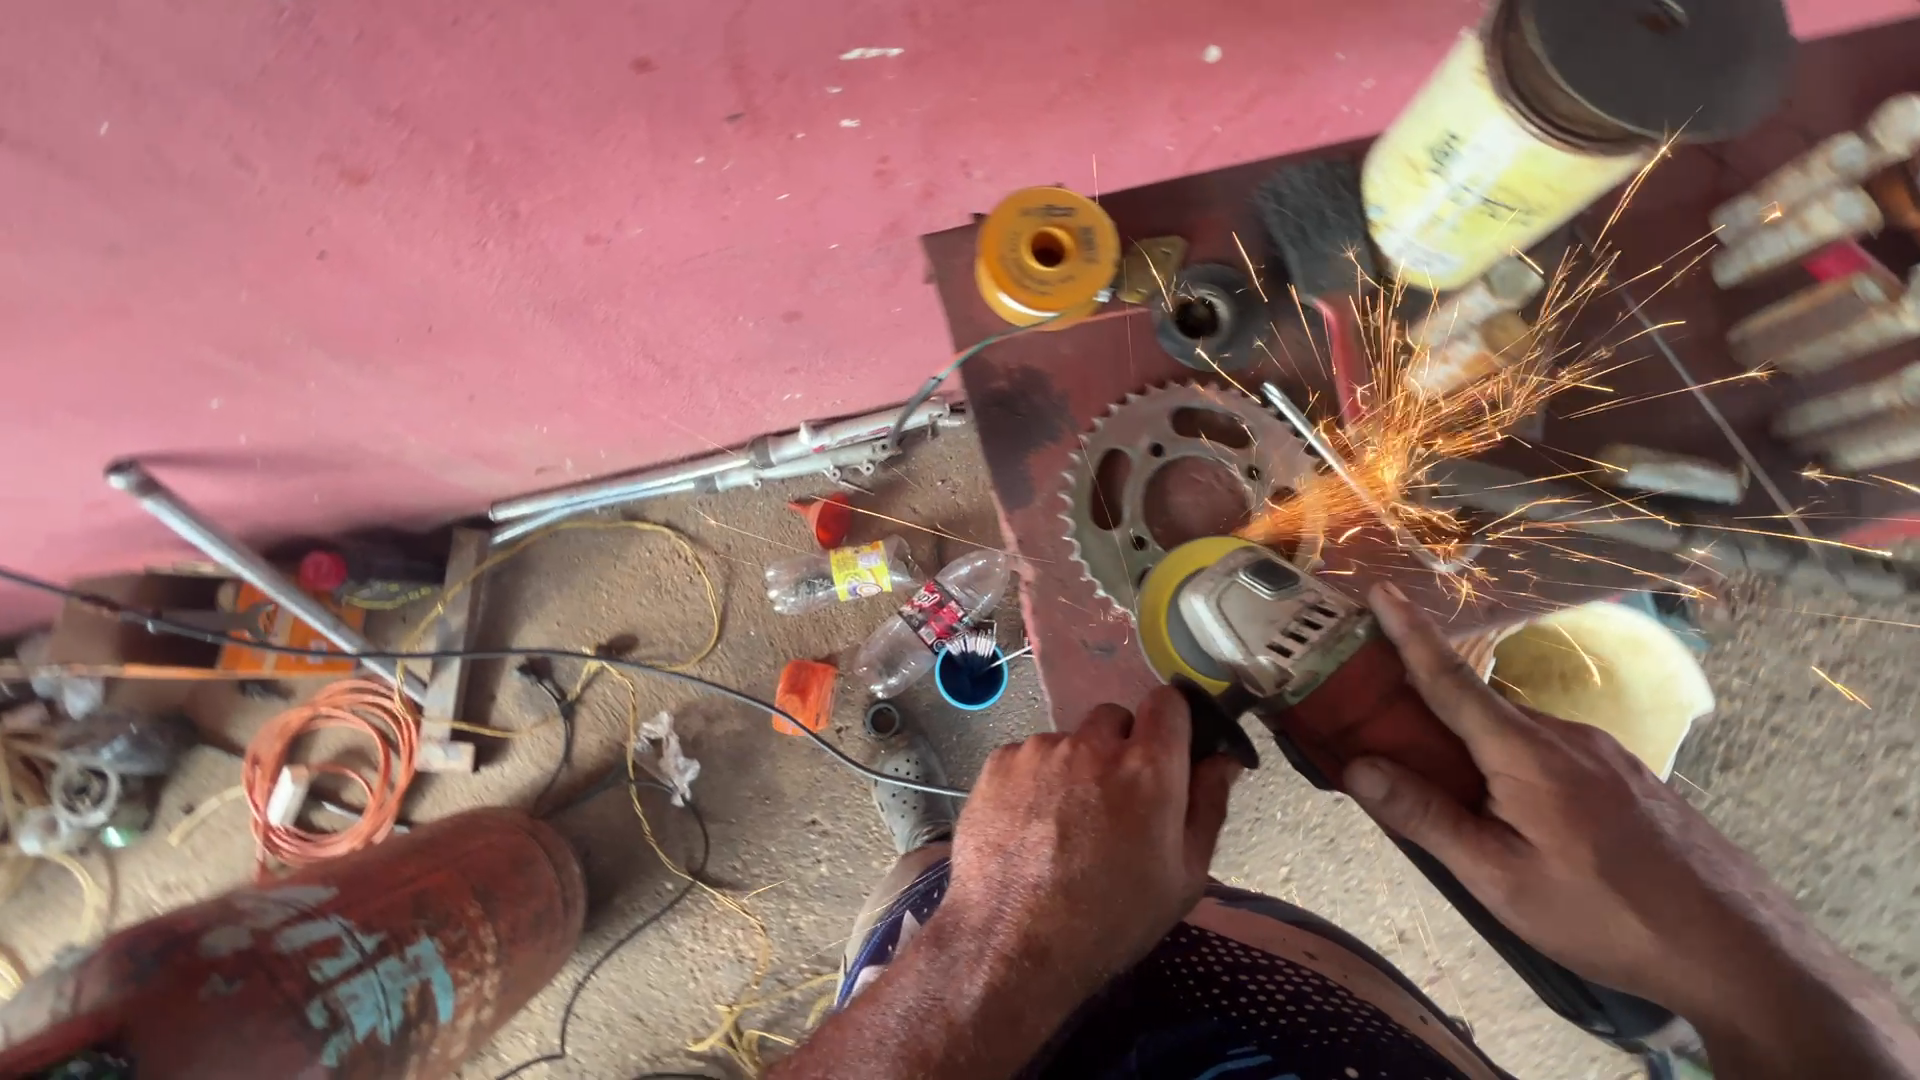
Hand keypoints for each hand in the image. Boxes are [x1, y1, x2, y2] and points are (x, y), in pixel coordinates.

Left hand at [945, 686, 1241, 998]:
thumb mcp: (1183, 877)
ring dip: (1074, 767)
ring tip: (1062, 824)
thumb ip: (1208, 805)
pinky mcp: (999, 761)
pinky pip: (1027, 756)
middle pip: (1114, 720)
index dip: (1169, 722)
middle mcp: (1093, 744)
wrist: (1011, 943)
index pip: (1167, 702)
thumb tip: (1223, 758)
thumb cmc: (1111, 918)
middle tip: (1112, 801)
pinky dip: (1033, 780)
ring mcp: (1040, 748)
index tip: (1165, 749)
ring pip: (1068, 741)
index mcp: (1148, 768)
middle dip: (1119, 748)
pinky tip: (1028, 826)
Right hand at [1345, 584, 1821, 1019]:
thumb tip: (1357, 766)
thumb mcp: (1499, 878)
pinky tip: (1509, 810)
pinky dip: (1504, 760)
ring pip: (1509, 732)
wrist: (1747, 958)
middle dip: (1421, 706)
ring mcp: (1600, 751)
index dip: (1409, 631)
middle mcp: (1563, 735)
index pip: (1450, 678)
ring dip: (1466, 744)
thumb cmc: (1607, 916)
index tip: (1380, 587)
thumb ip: (1425, 818)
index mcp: (1526, 753)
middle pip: (1473, 706)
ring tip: (1445, 791)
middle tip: (1378, 731)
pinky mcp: (1623, 774)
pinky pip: (1542, 749)